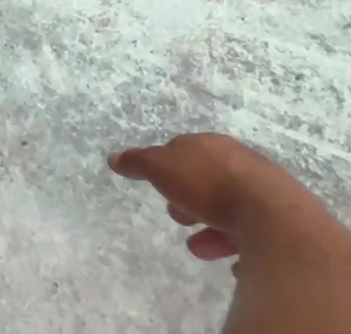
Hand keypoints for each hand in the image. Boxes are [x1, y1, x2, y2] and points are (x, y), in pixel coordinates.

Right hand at [111, 133, 350, 333]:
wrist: (275, 220)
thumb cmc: (207, 184)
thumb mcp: (157, 167)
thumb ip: (135, 161)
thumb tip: (113, 158)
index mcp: (213, 144)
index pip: (183, 150)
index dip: (166, 168)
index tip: (158, 187)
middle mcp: (244, 162)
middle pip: (208, 181)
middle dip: (189, 200)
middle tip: (178, 217)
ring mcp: (272, 192)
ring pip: (233, 209)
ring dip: (211, 228)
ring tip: (200, 248)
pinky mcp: (290, 221)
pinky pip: (258, 232)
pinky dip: (241, 244)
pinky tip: (232, 260)